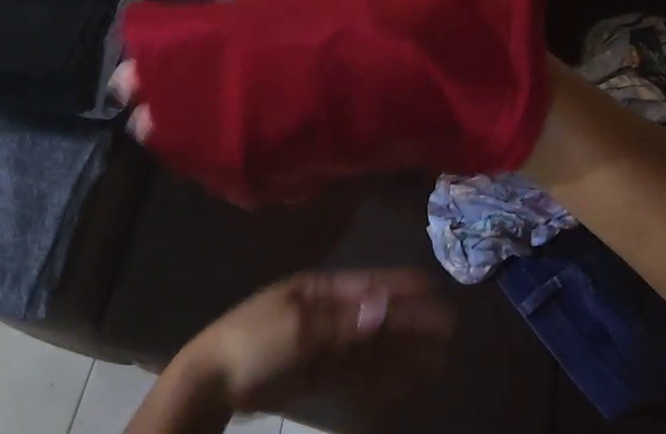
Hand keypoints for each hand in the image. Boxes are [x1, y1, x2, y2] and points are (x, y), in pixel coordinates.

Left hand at [172, 269, 454, 414]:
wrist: (215, 378)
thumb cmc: (254, 340)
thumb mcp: (297, 327)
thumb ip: (342, 323)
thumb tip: (383, 308)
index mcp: (318, 290)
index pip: (369, 286)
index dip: (402, 289)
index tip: (436, 291)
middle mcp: (326, 313)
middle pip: (376, 317)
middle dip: (411, 323)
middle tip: (450, 330)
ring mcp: (323, 343)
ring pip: (372, 346)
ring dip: (404, 350)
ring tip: (438, 358)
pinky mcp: (317, 372)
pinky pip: (358, 371)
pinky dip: (382, 375)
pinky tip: (403, 380)